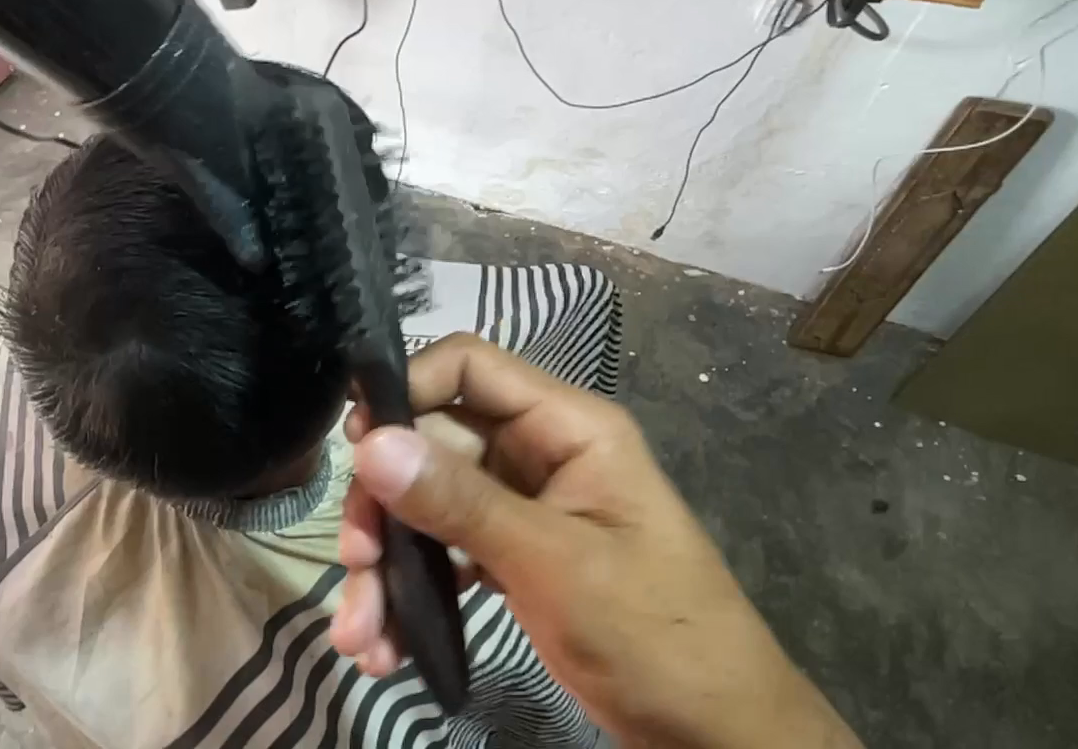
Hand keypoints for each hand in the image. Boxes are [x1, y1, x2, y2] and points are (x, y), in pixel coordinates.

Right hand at [331, 333, 862, 748]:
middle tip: (356, 556)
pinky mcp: (507, 554)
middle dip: (384, 502)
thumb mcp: (555, 564)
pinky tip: (385, 646)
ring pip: (425, 503)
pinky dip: (409, 593)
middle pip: (431, 443)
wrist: (720, 742)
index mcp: (565, 427)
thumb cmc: (658, 636)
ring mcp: (519, 505)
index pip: (469, 367)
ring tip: (360, 632)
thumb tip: (370, 443)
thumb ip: (459, 501)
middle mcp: (535, 453)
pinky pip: (440, 551)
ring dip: (386, 562)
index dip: (408, 386)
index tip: (357, 440)